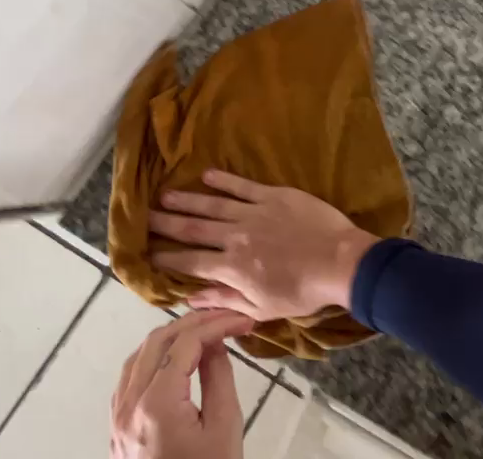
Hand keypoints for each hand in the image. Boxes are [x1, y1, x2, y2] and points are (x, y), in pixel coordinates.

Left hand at [110, 310, 252, 458]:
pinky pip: (128, 380)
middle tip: (226, 320)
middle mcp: (128, 407)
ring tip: (203, 333)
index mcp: (156, 405)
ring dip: (170, 338)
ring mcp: (117, 420)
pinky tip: (175, 360)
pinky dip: (152, 359)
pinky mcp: (116, 431)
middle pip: (157, 342)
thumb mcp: (225, 424)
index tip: (244, 320)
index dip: (217, 324)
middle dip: (194, 323)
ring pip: (137, 357)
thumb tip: (215, 342)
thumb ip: (218, 375)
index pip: (186, 342)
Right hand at [150, 169, 379, 319]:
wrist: (339, 261)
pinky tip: (206, 174)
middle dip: (166, 224)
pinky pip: (242, 186)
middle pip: (193, 229)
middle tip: (143, 217)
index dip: (165, 257)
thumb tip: (190, 298)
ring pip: (212, 205)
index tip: (145, 252)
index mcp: (231, 268)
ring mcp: (254, 213)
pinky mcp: (274, 195)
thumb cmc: (302, 291)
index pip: (190, 262)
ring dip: (186, 200)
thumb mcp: (261, 308)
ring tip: (163, 195)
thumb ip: (223, 301)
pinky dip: (223, 180)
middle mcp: (236, 238)